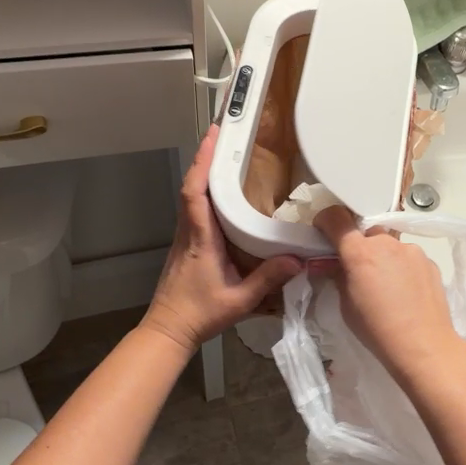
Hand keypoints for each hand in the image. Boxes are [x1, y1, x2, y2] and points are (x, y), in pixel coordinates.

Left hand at [140, 126, 300, 355]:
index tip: (213, 137)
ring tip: (223, 155)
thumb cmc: (199, 315)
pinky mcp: (186, 246)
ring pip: (190, 197)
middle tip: (222, 134)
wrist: (168, 330)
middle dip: (205, 158)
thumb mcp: (240, 300)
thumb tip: (297, 258)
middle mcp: (189, 233)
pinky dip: (204, 192)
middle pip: (191, 187)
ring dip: (203, 174)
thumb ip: (268, 278)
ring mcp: (185, 239)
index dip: (202, 163)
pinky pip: (193, 210)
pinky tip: (220, 193)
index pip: (195, 193)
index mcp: (200, 239)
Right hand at [313, 205, 465, 381]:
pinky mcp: (431, 262)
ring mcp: (412, 250)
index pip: (337, 218)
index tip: (324, 233)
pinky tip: (406, 292)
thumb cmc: (376, 329)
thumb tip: (335, 264)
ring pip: (391, 244)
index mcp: (360, 252)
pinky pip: (409, 257)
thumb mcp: (345, 305)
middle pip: (367, 232)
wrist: (423, 346)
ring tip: (387, 286)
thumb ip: (339, 276)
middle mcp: (387, 243)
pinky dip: (403, 267)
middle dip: (360, 246)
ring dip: (384, 257)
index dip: (326, 221)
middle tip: (359, 271)